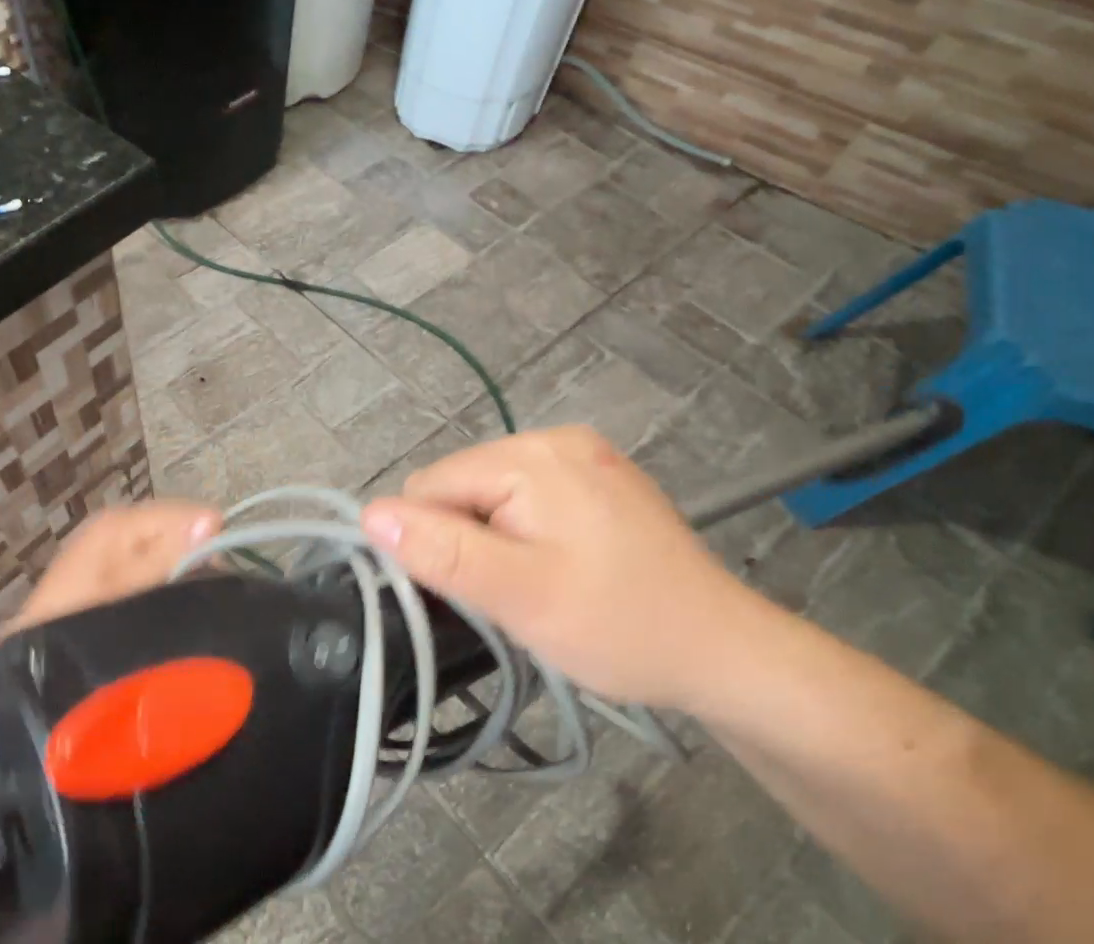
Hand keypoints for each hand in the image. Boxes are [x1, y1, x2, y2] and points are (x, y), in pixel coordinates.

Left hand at [12, 500, 222, 630]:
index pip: (189, 516)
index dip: (210, 548)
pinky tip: (160, 619)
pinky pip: (154, 574)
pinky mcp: (111, 575)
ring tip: (180, 618)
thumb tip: (213, 520)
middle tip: (196, 607)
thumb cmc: (78, 619)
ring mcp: (114, 551)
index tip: (219, 587)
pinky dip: (163, 594)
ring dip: (180, 584)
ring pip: (169, 557)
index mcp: (120, 521)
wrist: (32, 661)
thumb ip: (167, 556)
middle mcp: (118, 528)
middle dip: (194, 566)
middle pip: (180, 536)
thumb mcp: (125, 588)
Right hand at [361, 426, 776, 710]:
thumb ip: (442, 552)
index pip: (430, 486)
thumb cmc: (619, 626)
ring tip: (537, 586)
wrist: (725, 654)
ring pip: (488, 497)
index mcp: (534, 455)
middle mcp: (556, 439)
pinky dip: (522, 536)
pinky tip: (558, 569)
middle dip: (466, 542)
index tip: (472, 592)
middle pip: (459, 486)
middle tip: (512, 594)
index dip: (434, 544)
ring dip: (492, 542)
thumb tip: (368, 515)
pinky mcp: (597, 479)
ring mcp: (582, 456)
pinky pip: (525, 500)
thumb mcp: (519, 595)